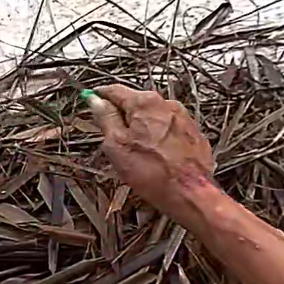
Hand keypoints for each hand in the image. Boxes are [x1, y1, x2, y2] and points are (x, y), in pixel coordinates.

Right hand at [86, 85, 216, 220]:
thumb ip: (105, 118)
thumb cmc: (154, 173)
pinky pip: (167, 129)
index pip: (115, 90)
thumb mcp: (116, 145)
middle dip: (122, 117)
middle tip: (112, 138)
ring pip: (152, 117)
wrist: (189, 193)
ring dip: (140, 129)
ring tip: (135, 153)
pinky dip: (157, 138)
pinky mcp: (192, 134)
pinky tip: (153, 157)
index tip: (92, 100)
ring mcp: (182, 118)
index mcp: (144, 103)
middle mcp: (166, 105)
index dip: (100, 96)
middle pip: (135, 103)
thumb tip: (96, 101)